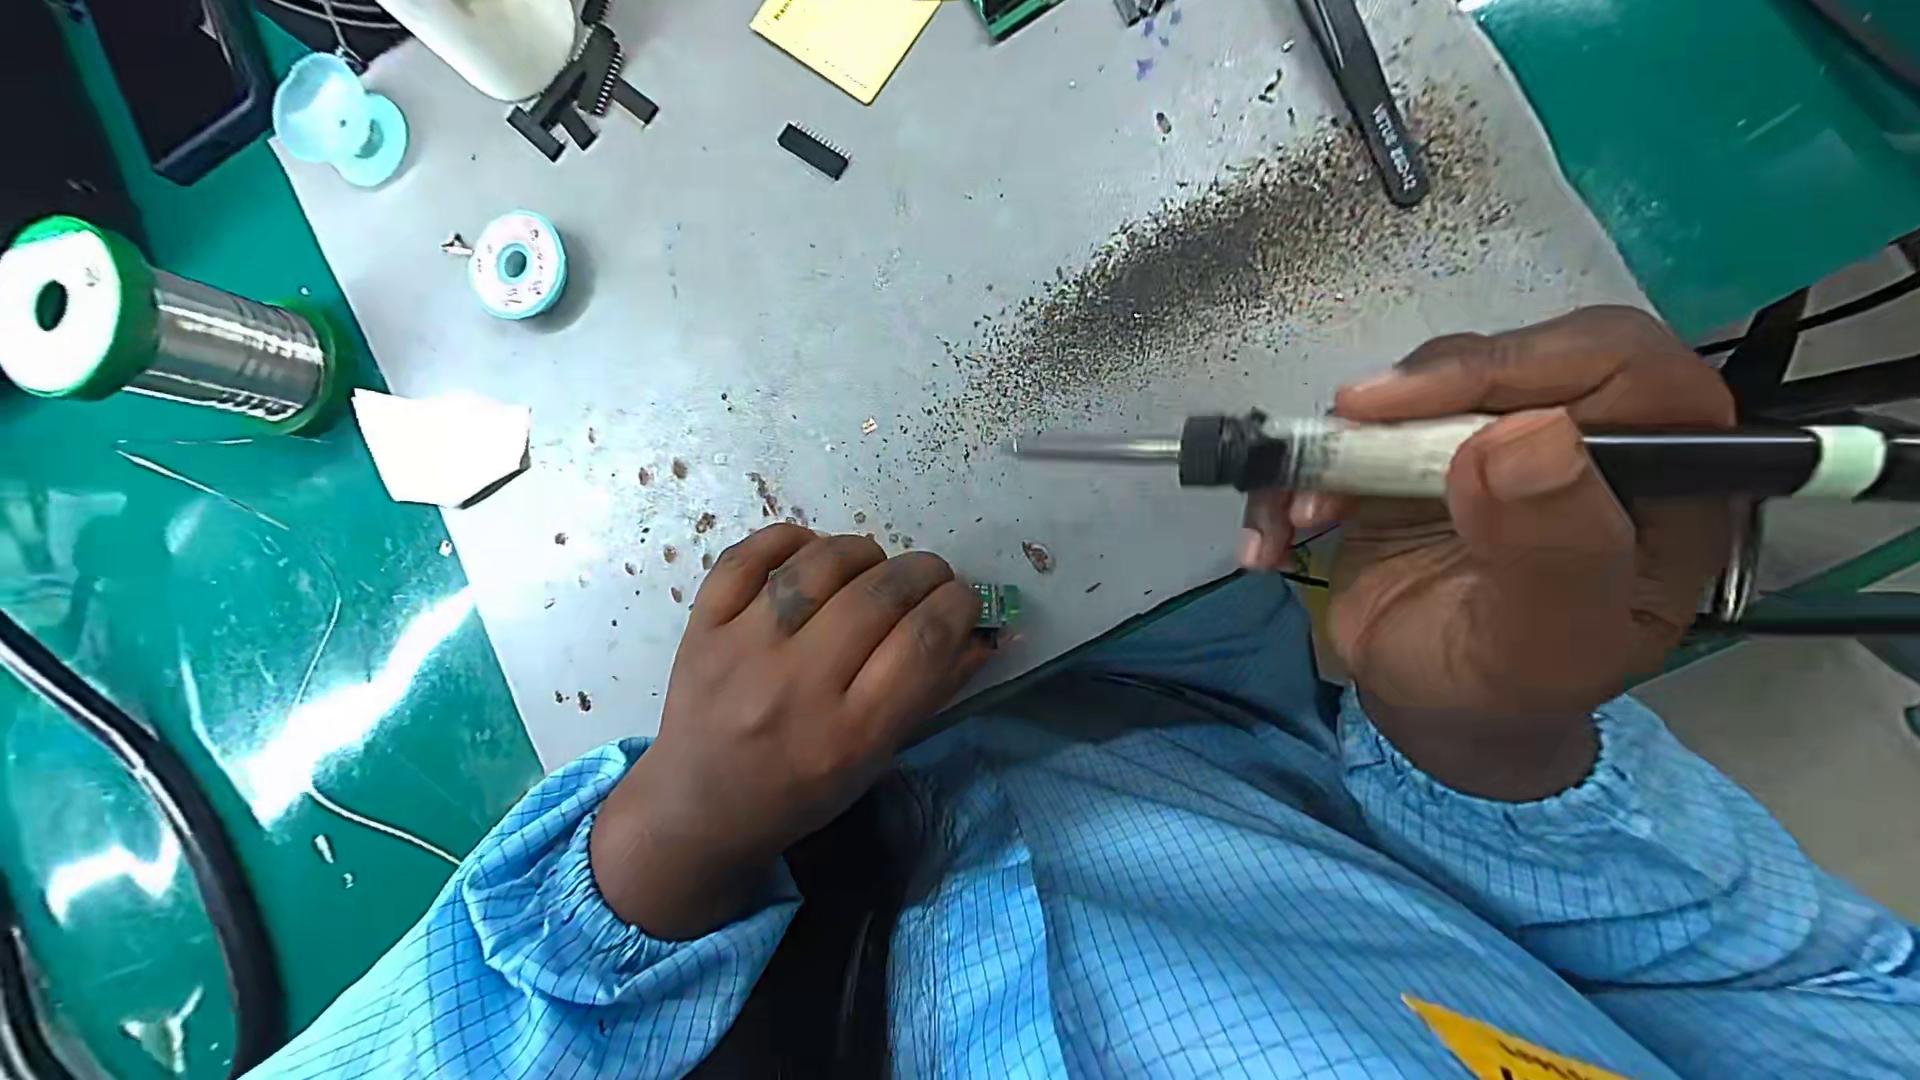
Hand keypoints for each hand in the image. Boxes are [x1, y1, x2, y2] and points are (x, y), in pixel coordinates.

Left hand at [590, 525, 990, 937]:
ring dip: (864, 551)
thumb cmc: (804, 791)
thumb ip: (935, 689)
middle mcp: (795, 688)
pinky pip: (749, 556)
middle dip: (924, 572)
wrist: (700, 808)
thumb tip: (986, 631)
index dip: (958, 605)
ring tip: (876, 564)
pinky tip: (814, 550)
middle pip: (879, 596)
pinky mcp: (702, 627)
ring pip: (820, 565)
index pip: (923, 642)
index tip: (963, 598)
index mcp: (848, 735)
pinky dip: (791, 538)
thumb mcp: (879, 756)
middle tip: (931, 576)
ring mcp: (741, 651)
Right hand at [1242, 307, 1734, 796]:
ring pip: (1391, 404)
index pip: (1606, 363)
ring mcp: (1465, 452)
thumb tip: (1523, 434)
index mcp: (1652, 470)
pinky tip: (1268, 545)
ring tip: (1297, 522)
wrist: (1432, 707)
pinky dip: (1284, 490)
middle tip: (1330, 449)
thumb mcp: (1546, 641)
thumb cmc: (1506, 686)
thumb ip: (1552, 549)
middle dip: (1396, 406)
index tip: (1393, 405)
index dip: (1503, 363)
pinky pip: (1328, 452)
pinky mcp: (1391, 472)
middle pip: (1483, 368)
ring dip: (1324, 456)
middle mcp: (1560, 441)